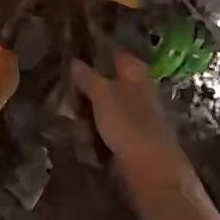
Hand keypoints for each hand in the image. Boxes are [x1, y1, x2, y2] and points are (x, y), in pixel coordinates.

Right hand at [72, 51, 185, 182]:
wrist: (151, 166)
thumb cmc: (128, 122)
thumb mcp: (102, 94)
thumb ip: (86, 76)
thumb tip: (73, 61)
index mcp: (134, 70)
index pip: (110, 52)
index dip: (90, 54)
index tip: (68, 61)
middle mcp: (135, 88)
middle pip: (100, 83)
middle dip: (82, 96)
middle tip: (71, 105)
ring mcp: (132, 112)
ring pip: (99, 109)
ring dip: (86, 120)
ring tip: (83, 133)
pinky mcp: (128, 134)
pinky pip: (104, 129)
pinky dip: (95, 136)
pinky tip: (90, 147)